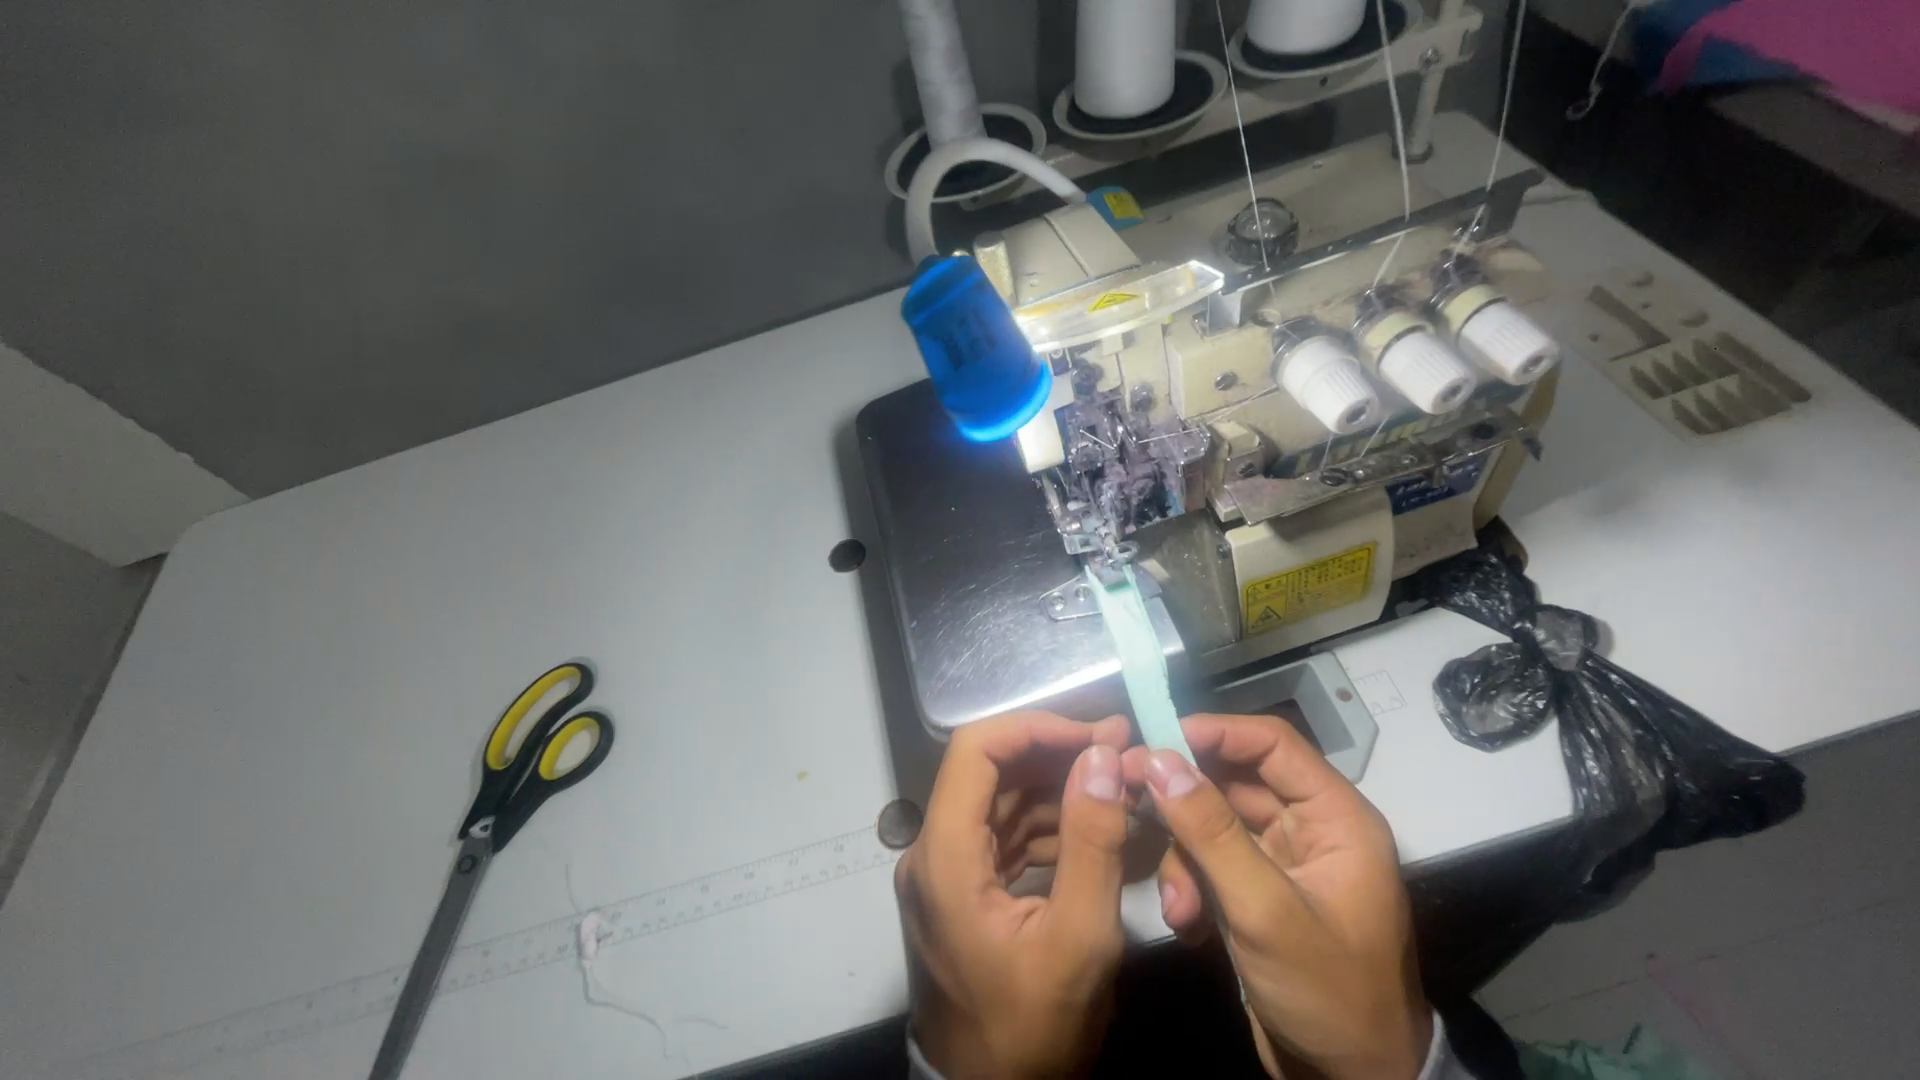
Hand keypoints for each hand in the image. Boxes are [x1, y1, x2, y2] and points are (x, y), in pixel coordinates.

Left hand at [896, 712, 1132, 1078]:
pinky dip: (1046, 825)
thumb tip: (1102, 757)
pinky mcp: (962, 892)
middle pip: (989, 772)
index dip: (1035, 728)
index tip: (1095, 735)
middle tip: (1120, 753)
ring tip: (1117, 784)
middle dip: (1055, 755)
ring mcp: (944, 873)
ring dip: (1055, 788)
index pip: (975, 750)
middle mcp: (932, 852)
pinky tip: (1093, 824)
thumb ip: (1091, 841)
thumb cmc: (1031, 1030)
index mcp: (945, 855)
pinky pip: (1002, 838)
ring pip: (998, 803)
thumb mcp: (1079, 938)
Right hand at [1122, 715, 1431, 1079]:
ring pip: (1212, 826)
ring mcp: (1281, 864)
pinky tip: (1188, 924)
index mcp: (1334, 818)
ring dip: (1184, 860)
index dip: (1213, 732)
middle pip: (1232, 783)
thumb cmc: (1327, 993)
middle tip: (1127, 798)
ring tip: (1179, 907)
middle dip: (1183, 801)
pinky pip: (1211, 865)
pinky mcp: (1257, 896)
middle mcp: (1309, 830)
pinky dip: (1191, 887)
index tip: (1154, 738)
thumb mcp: (1265, 910)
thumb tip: (1159, 760)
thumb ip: (1211, 831)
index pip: (1271, 745)